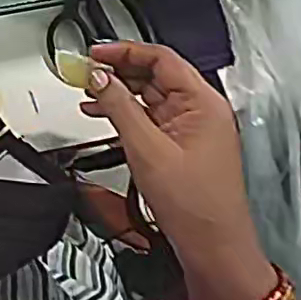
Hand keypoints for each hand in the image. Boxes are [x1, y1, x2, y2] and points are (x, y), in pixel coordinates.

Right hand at [81, 42, 259, 263]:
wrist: (212, 247)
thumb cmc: (196, 206)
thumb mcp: (147, 149)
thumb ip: (120, 107)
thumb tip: (100, 78)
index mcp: (203, 103)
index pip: (161, 59)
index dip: (125, 52)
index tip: (97, 53)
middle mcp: (200, 110)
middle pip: (155, 74)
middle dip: (119, 70)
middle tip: (87, 71)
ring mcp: (191, 128)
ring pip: (150, 96)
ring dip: (118, 92)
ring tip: (89, 91)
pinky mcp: (181, 145)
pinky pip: (150, 118)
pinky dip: (126, 113)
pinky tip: (103, 114)